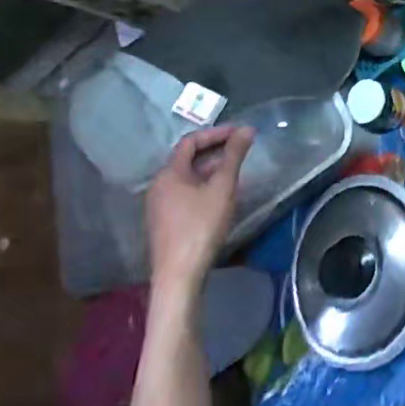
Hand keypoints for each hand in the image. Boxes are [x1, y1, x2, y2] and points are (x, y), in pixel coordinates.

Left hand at [146, 124, 254, 288]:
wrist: (179, 276)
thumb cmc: (201, 225)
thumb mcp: (223, 186)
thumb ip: (234, 155)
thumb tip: (246, 129)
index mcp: (168, 174)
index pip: (190, 141)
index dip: (215, 133)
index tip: (239, 133)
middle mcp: (158, 186)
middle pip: (187, 158)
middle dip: (215, 150)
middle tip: (240, 149)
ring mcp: (159, 206)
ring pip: (187, 177)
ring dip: (210, 169)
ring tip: (235, 170)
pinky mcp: (164, 222)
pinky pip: (184, 193)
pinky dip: (203, 185)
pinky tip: (220, 195)